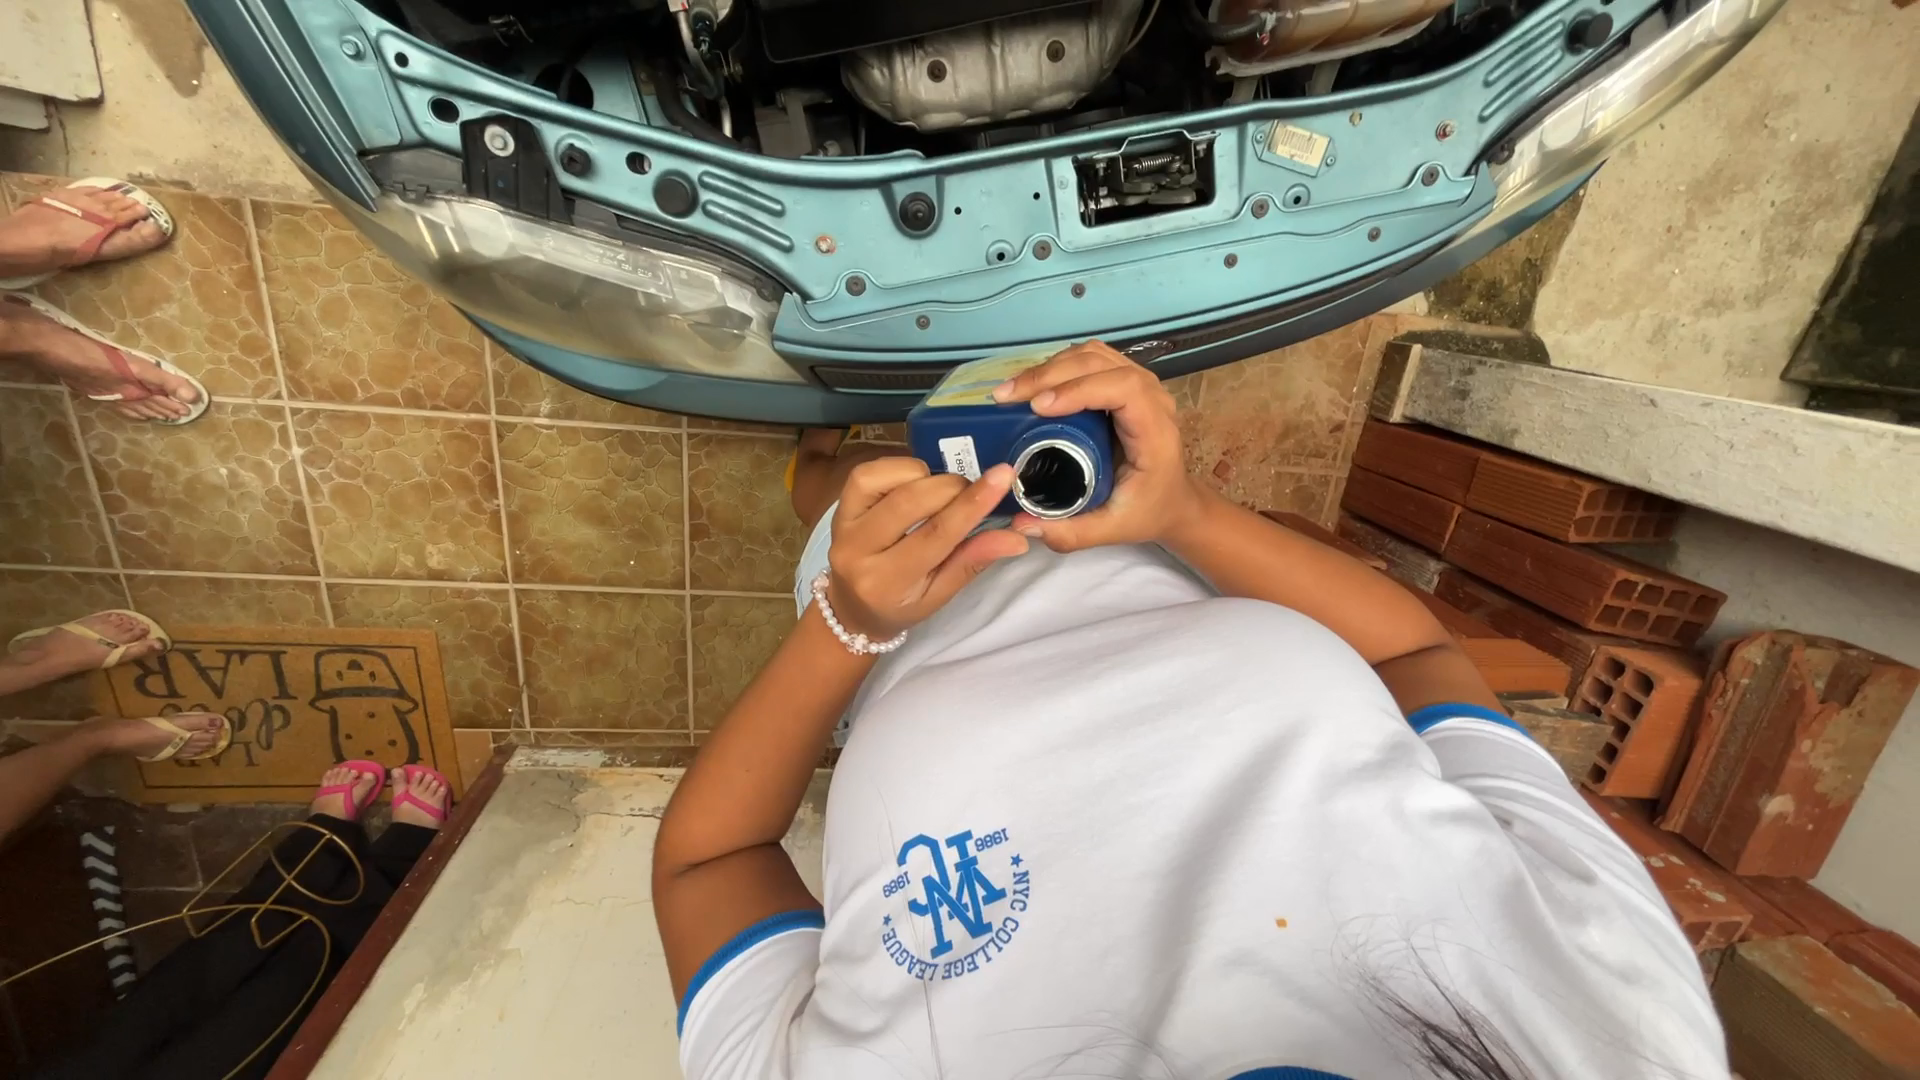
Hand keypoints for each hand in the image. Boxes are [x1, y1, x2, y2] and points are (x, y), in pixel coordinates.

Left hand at [826, 458, 1029, 638]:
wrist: (851, 610)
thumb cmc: (901, 607)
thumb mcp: (940, 595)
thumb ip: (973, 562)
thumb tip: (1017, 538)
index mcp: (887, 582)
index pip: (936, 534)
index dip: (972, 503)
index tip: (1003, 476)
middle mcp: (858, 552)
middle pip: (911, 501)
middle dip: (952, 487)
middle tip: (971, 492)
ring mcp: (842, 527)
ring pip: (885, 479)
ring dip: (925, 475)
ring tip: (941, 491)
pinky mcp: (837, 507)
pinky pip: (867, 473)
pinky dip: (898, 468)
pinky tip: (915, 481)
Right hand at [990, 340, 1202, 551]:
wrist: (1173, 500)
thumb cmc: (1148, 511)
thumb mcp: (1113, 530)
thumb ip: (1070, 533)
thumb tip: (1019, 523)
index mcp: (1155, 431)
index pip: (1124, 389)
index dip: (1080, 390)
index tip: (1039, 408)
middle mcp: (1152, 398)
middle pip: (1100, 363)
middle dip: (1049, 375)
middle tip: (1006, 398)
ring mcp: (1139, 385)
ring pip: (1092, 355)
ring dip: (1048, 367)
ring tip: (1012, 391)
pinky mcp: (1124, 382)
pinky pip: (1089, 360)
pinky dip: (1057, 367)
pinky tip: (1031, 387)